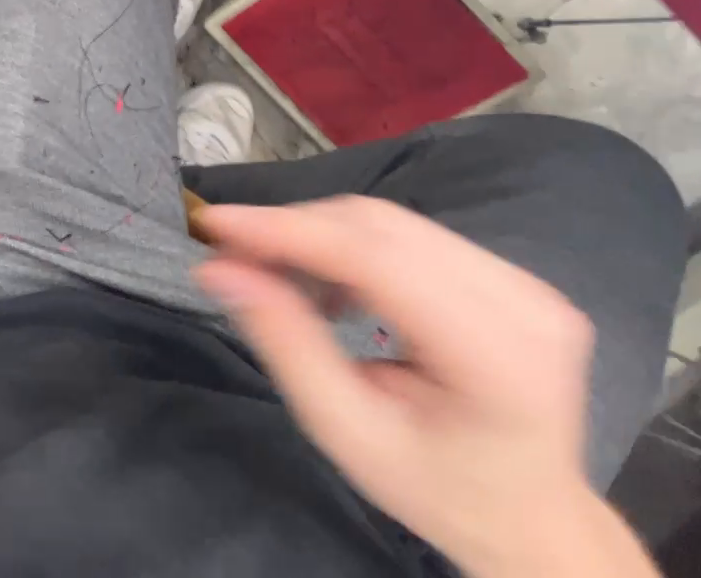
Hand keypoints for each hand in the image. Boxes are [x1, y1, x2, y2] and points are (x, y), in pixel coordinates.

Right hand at [193, 197, 620, 575]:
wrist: (527, 516)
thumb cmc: (431, 484)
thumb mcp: (341, 427)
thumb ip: (284, 341)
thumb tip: (218, 269)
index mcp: (495, 354)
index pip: (376, 260)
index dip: (286, 231)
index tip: (211, 224)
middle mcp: (521, 302)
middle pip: (378, 228)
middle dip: (290, 229)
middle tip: (229, 256)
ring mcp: (521, 284)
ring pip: (384, 222)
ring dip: (311, 233)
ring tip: (268, 271)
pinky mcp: (505, 275)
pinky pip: (402, 234)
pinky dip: (342, 244)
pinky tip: (325, 285)